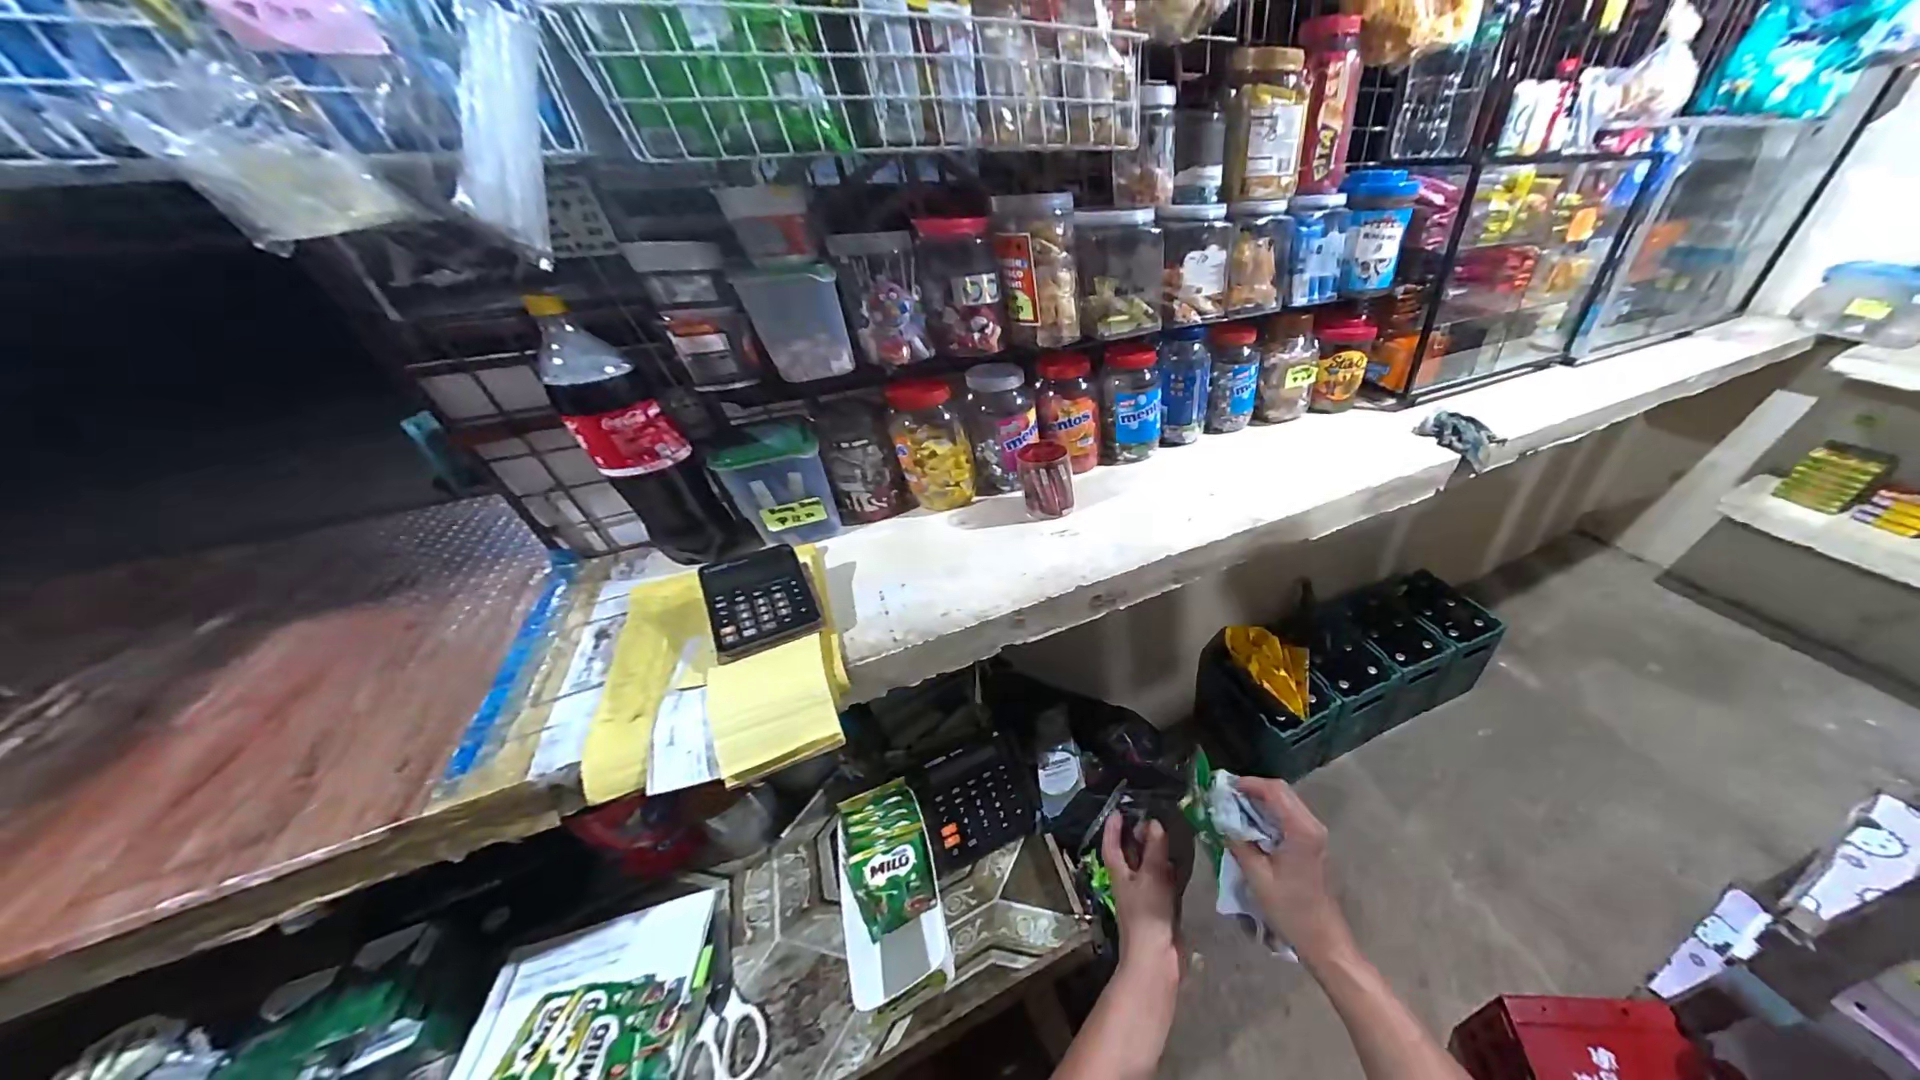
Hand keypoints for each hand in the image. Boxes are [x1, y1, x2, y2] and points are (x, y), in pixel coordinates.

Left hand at [1101, 812, 1179, 968]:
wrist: (1156, 959)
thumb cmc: (1147, 914)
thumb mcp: (1152, 876)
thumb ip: (1154, 850)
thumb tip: (1153, 823)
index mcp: (1119, 873)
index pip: (1111, 845)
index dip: (1112, 829)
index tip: (1117, 811)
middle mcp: (1128, 883)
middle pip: (1129, 855)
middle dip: (1135, 838)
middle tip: (1147, 819)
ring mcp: (1143, 897)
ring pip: (1145, 868)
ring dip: (1152, 853)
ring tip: (1164, 836)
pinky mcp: (1159, 909)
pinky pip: (1160, 884)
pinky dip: (1166, 872)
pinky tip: (1176, 866)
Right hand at [1227, 776, 1354, 965]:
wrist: (1323, 939)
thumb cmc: (1290, 909)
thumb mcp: (1257, 876)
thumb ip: (1239, 842)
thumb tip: (1220, 819)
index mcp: (1301, 831)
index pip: (1274, 791)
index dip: (1248, 783)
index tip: (1224, 787)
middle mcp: (1312, 826)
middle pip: (1281, 791)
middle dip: (1252, 789)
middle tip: (1225, 796)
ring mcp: (1315, 834)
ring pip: (1285, 802)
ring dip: (1259, 800)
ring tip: (1233, 808)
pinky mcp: (1312, 843)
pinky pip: (1288, 815)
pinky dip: (1268, 813)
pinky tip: (1250, 824)